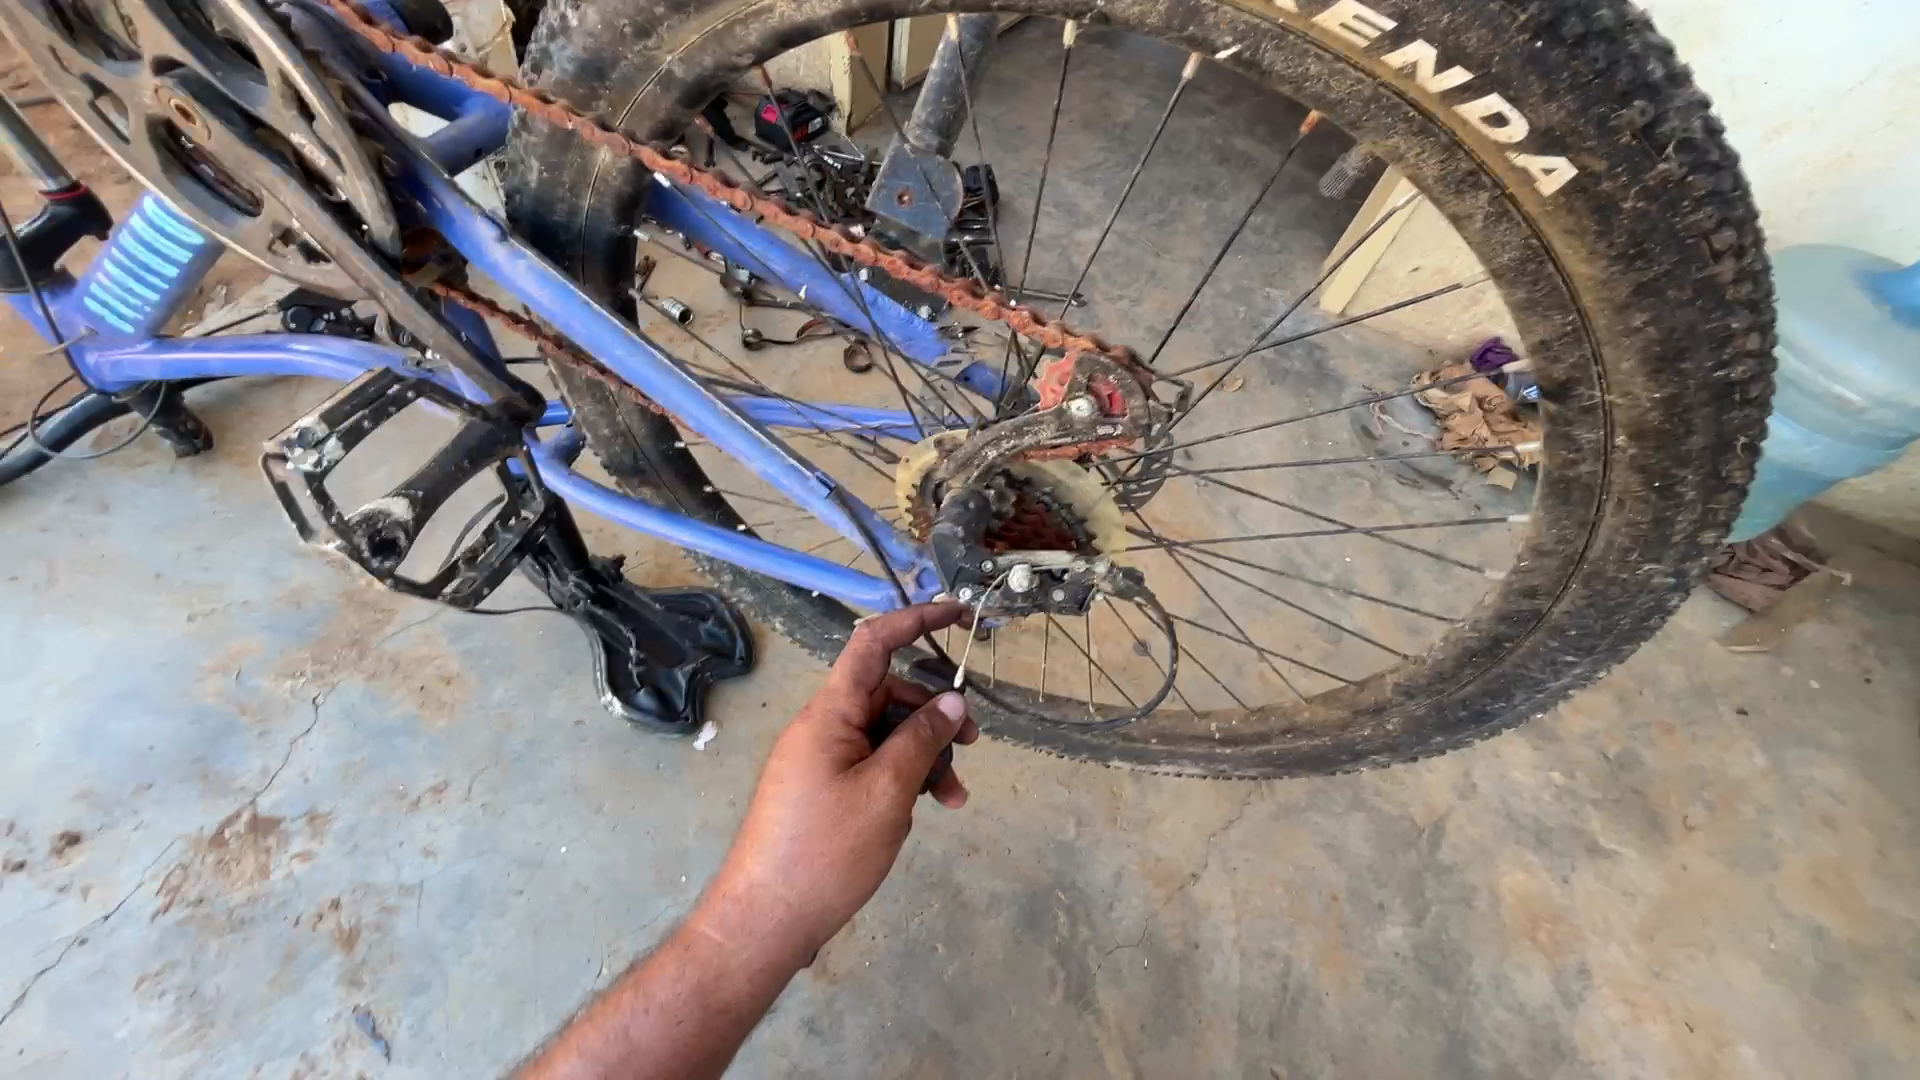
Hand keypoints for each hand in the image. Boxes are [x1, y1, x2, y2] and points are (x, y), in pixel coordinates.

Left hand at [688, 603, 978, 964]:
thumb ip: (922, 740)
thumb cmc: (826, 851)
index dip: (917, 619)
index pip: (874, 643)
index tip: (958, 614)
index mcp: (831, 711)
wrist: (764, 922)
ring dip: (925, 755)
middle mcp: (825, 725)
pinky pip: (873, 764)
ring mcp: (824, 758)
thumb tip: (952, 702)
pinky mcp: (826, 788)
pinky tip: (925, 809)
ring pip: (887, 734)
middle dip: (934, 713)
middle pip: (889, 695)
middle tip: (972, 744)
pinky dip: (903, 778)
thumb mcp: (887, 792)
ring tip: (954, 796)